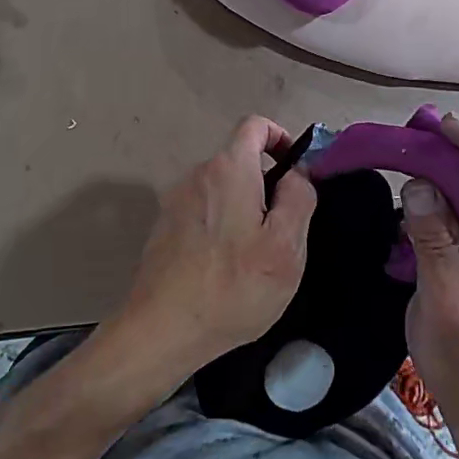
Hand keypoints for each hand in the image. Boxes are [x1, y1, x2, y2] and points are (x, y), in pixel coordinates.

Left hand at [114, 115, 317, 376]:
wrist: (160, 333)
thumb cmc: (232, 287)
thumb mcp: (286, 247)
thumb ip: (298, 198)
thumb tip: (297, 174)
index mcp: (229, 170)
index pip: (255, 125)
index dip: (280, 137)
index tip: (295, 173)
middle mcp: (196, 175)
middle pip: (239, 161)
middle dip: (265, 185)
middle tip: (281, 231)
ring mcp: (174, 202)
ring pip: (221, 190)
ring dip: (242, 210)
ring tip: (253, 257)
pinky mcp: (161, 229)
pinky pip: (202, 213)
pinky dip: (220, 228)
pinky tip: (224, 271)